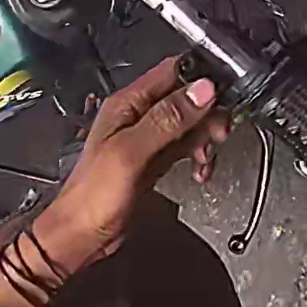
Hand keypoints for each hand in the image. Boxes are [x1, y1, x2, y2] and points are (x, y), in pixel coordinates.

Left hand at [34, 56, 227, 272]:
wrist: (82, 235)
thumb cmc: (93, 196)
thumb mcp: (131, 152)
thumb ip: (168, 119)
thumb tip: (202, 90)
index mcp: (127, 104)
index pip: (172, 71)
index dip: (201, 78)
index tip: (224, 94)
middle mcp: (138, 116)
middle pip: (186, 98)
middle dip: (209, 113)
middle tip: (218, 133)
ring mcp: (147, 138)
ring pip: (190, 123)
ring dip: (205, 137)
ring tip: (205, 157)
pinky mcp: (155, 160)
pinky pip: (186, 147)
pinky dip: (199, 156)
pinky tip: (199, 170)